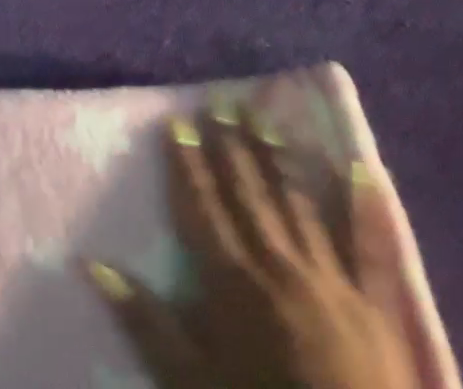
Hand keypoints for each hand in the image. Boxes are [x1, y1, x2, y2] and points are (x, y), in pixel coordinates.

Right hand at [86, 106, 416, 388]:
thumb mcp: (189, 380)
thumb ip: (144, 320)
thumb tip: (91, 264)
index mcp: (232, 283)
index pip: (202, 208)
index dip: (187, 164)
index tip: (177, 122)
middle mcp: (280, 266)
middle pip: (249, 195)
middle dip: (230, 146)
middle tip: (219, 101)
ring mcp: (332, 278)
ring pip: (298, 203)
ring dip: (277, 157)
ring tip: (263, 117)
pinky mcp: (372, 300)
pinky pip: (366, 243)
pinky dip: (361, 203)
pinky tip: (360, 167)